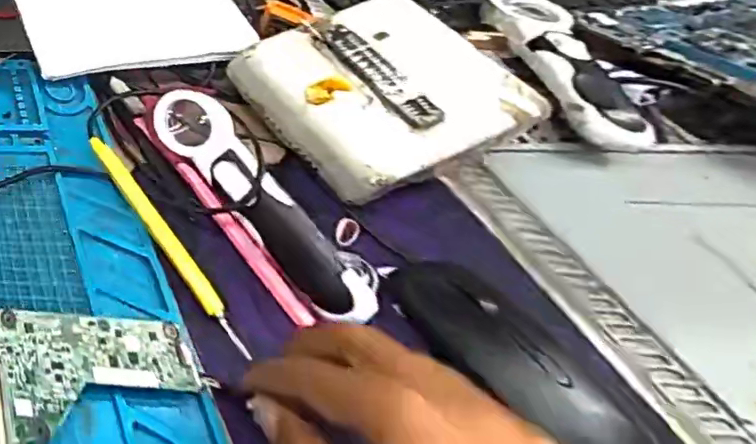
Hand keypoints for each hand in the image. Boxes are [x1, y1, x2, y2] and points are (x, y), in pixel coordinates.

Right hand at [243, 324, 548, 443]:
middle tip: (281, 373)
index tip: (246, 384)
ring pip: (389, 349)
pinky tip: (390, 410)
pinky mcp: (509, 419)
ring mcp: (471, 394)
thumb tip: (271, 411)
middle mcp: (426, 379)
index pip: (306, 370)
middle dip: (305, 348)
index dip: (268, 375)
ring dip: (347, 357)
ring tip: (328, 386)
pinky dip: (390, 376)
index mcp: (389, 398)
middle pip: (346, 338)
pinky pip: (428, 374)